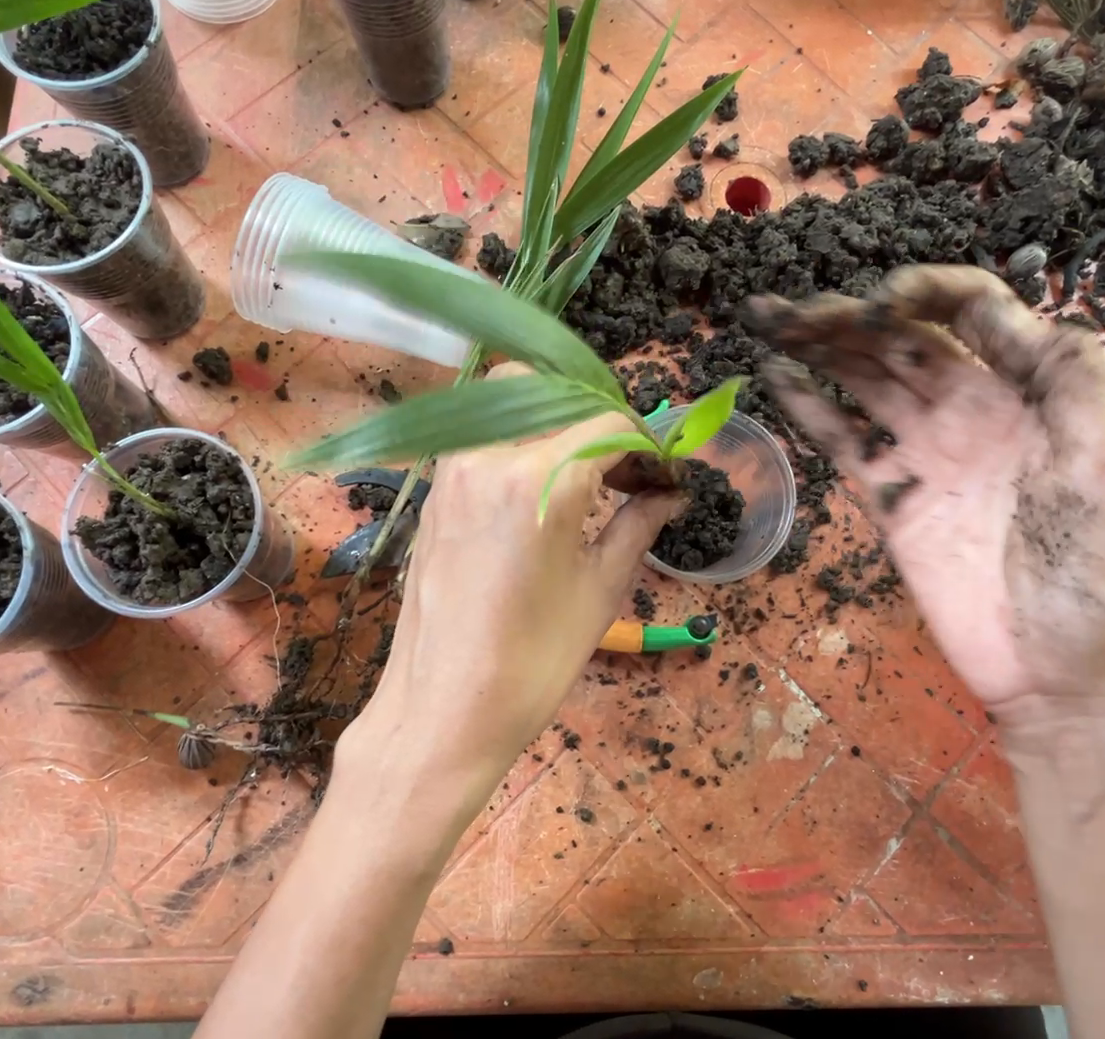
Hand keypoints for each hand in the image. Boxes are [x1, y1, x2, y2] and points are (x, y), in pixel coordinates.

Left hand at [336, 363, 682, 793]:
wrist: (443, 711)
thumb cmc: (533, 661)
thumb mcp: (600, 590)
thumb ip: (638, 524)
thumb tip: (670, 494)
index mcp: (538, 479)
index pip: (607, 424)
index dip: (647, 446)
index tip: (664, 476)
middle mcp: (488, 455)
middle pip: (553, 392)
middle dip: (599, 419)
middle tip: (625, 468)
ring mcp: (452, 470)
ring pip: (509, 405)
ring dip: (556, 423)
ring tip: (586, 475)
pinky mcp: (434, 492)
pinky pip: (483, 439)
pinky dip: (521, 443)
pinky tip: (542, 489)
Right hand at [749, 266, 1104, 734]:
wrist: (1061, 672)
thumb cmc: (1101, 571)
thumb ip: (1069, 378)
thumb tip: (1013, 315)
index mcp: (1030, 391)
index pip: (972, 312)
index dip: (925, 292)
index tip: (878, 305)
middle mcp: (972, 408)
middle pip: (903, 341)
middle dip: (849, 316)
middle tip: (790, 310)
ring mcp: (925, 453)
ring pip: (865, 381)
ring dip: (819, 347)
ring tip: (771, 321)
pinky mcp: (889, 499)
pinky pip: (843, 439)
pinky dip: (809, 407)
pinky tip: (776, 378)